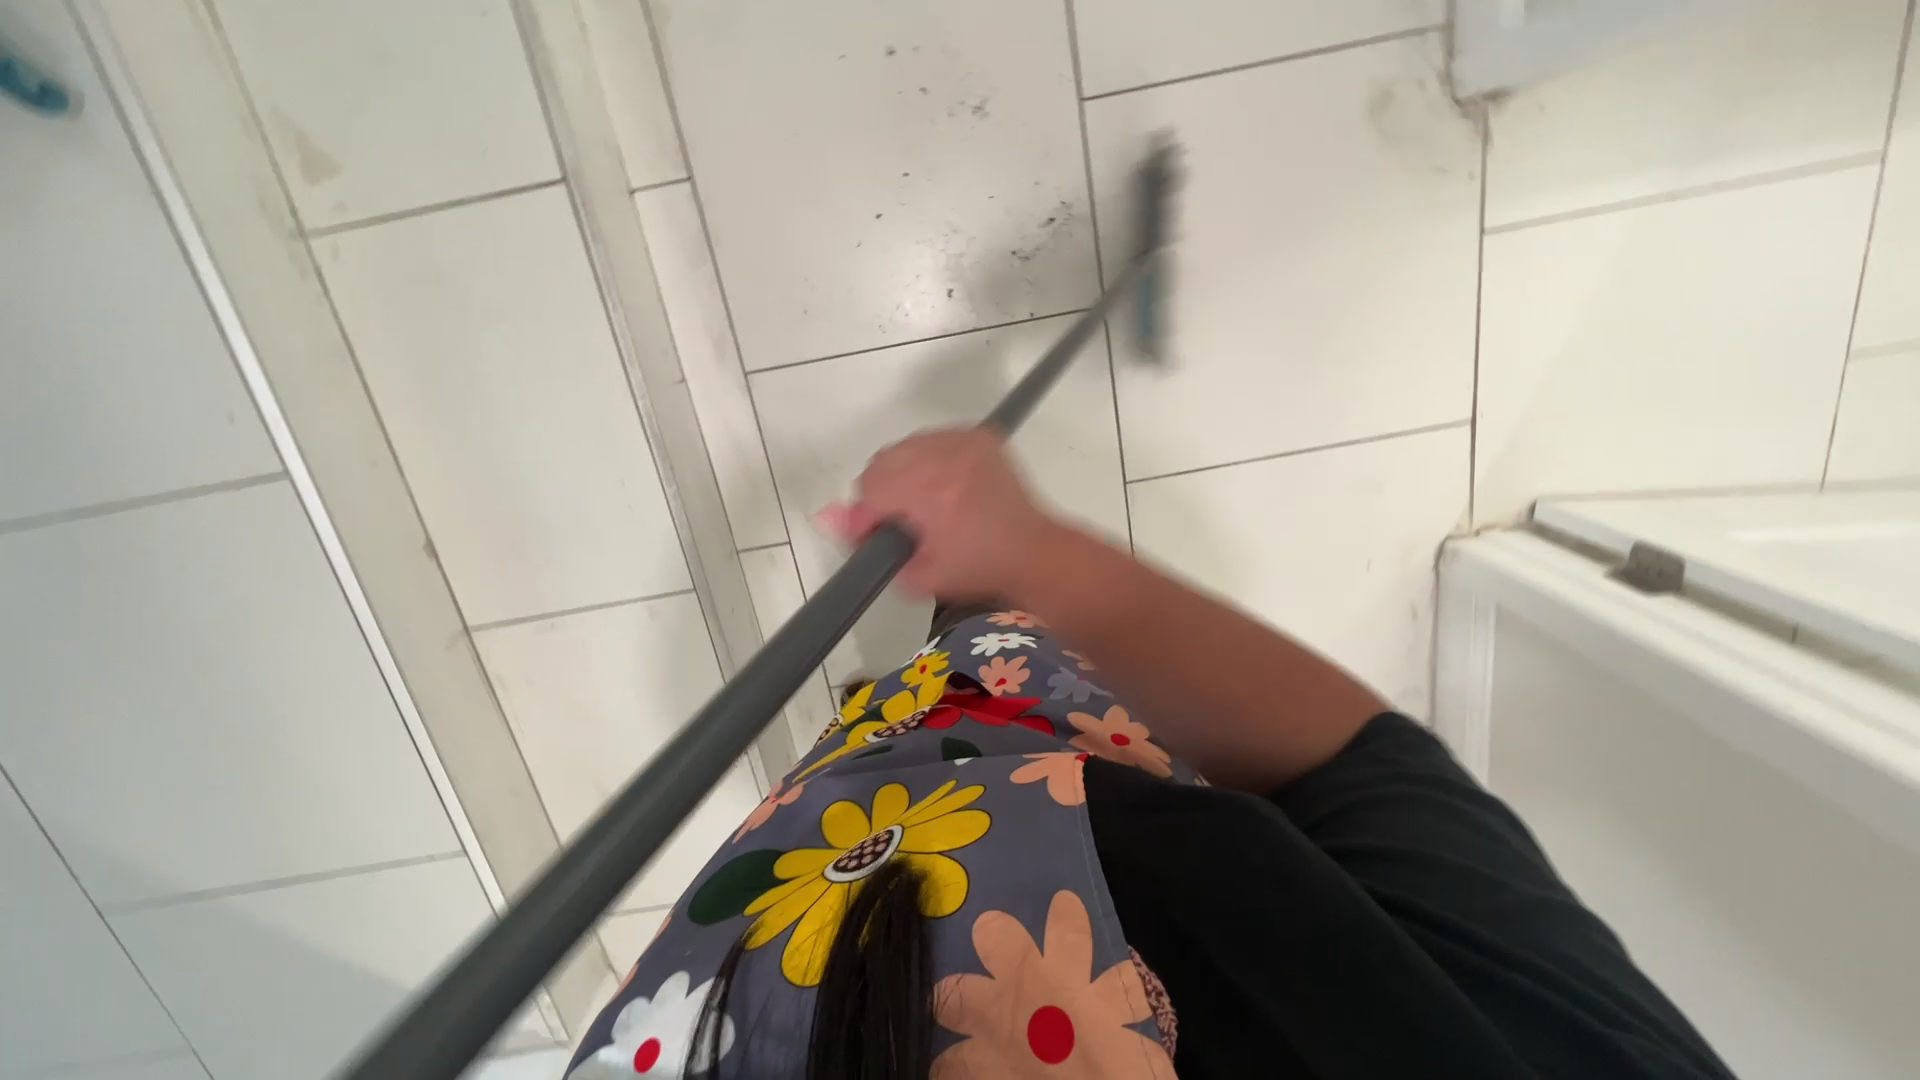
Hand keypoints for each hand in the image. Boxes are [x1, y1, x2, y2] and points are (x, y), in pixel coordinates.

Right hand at [817, 428, 1059, 598]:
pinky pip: (930, 439)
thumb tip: (825, 515)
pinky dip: (927, 460)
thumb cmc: (976, 569)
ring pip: (903, 448)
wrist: (1032, 552)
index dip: (866, 516)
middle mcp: (947, 457)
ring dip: (903, 474)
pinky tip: (943, 487)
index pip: (869, 488)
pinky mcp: (979, 436)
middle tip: (904, 522)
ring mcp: (965, 442)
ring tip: (925, 505)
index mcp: (932, 492)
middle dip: (883, 493)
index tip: (878, 534)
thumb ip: (865, 544)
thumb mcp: (916, 572)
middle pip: (882, 463)